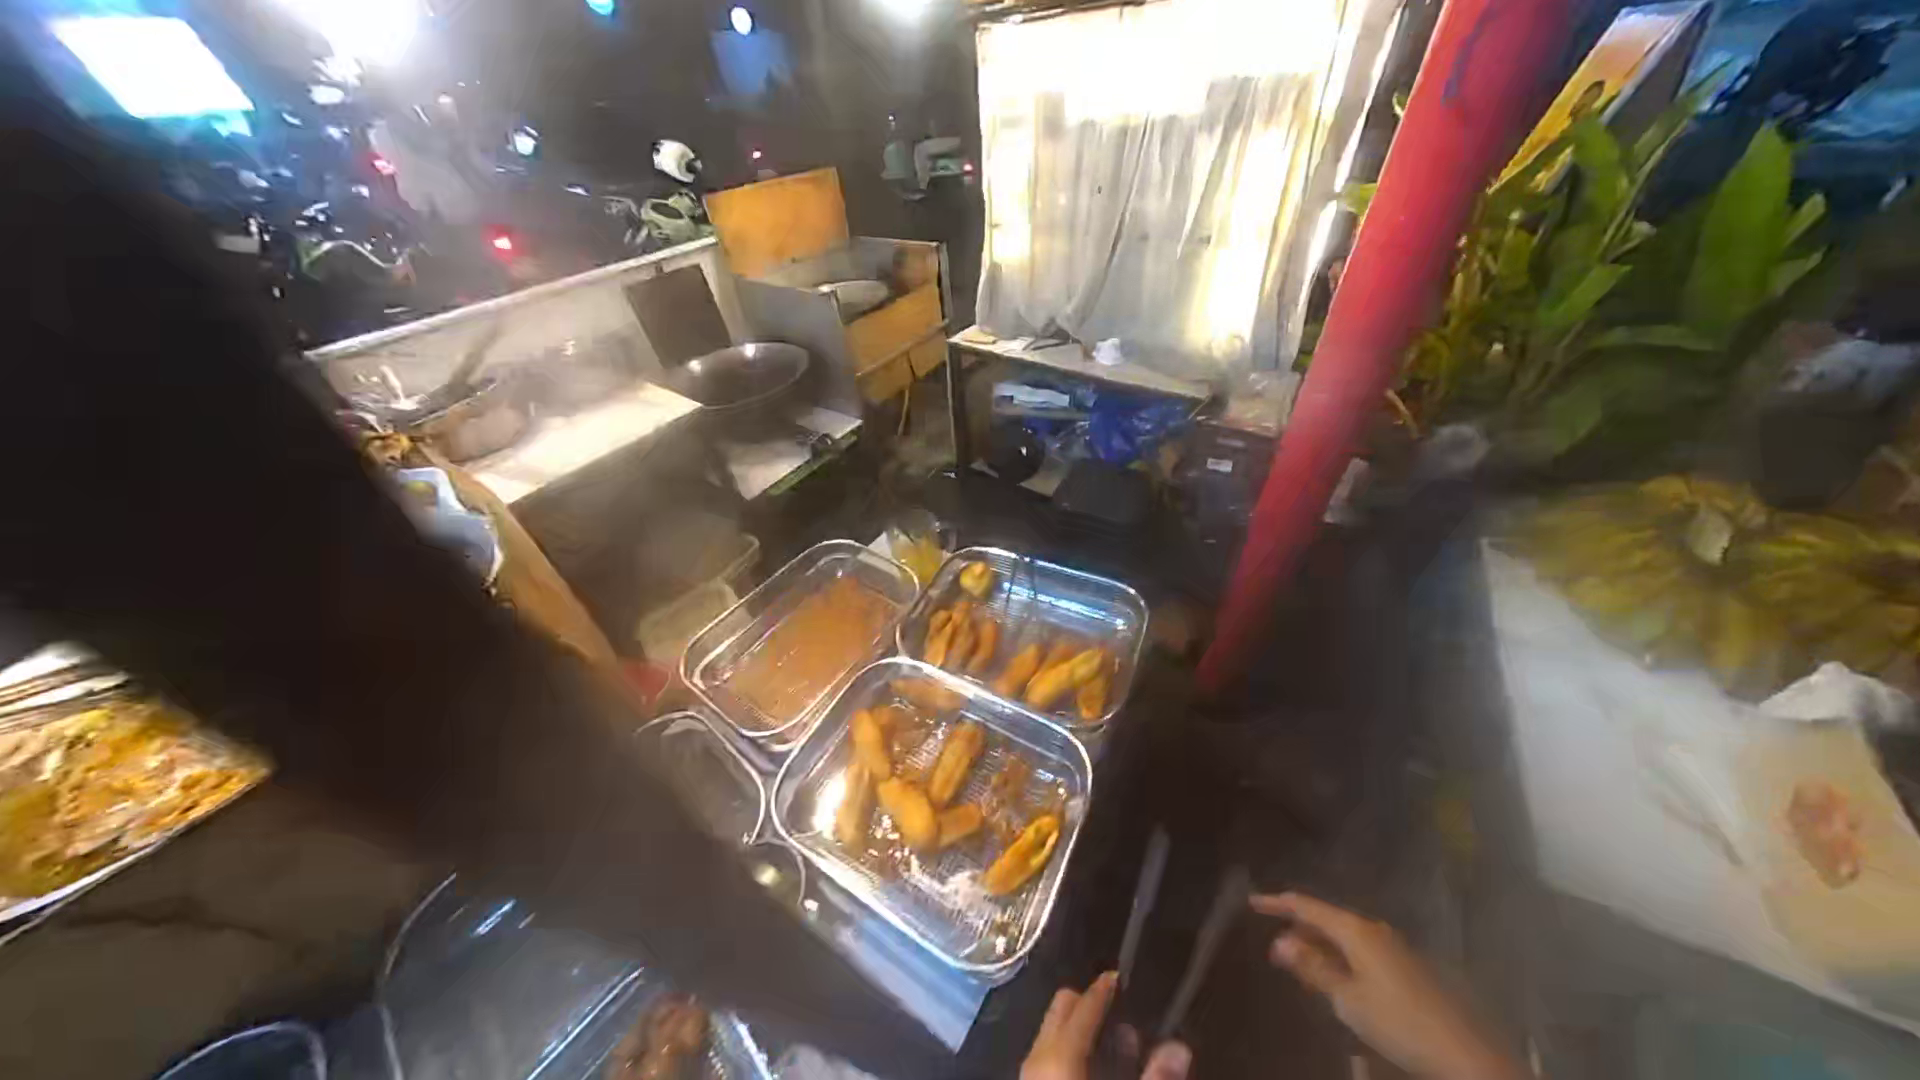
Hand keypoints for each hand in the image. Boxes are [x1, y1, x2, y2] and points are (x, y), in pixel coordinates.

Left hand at [1020, 971, 1191, 1079]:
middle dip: (1090, 1002)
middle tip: (1124, 1009)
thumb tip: (1181, 1047)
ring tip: (1119, 1042)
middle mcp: (1037, 1056)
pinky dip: (1071, 1050)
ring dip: (1081, 1029)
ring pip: (1053, 1030)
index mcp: (1058, 1055)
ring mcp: (1028, 1074)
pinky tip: (1098, 1067)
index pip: (1084, 1006)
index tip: (1124, 976)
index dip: (1106, 988)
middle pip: (1062, 1007)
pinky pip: (1049, 1054)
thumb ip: (1154, 1079)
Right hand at [1250, 893, 1523, 1079]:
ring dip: (1318, 946)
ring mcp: (1392, 947)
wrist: (1466, 1057)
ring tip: (1299, 967)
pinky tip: (1334, 979)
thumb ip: (1313, 967)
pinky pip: (1359, 950)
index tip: (1252, 902)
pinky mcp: (1404, 966)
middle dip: (1297, 930)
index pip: (1306, 906)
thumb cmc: (1398, 1022)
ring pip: (1343, 936)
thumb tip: (1281, 941)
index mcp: (1355, 930)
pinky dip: (1338, 957)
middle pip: (1326, 919)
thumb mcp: (1347, 998)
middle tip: (1274, 950)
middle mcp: (1373, 929)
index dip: (1277, 903)